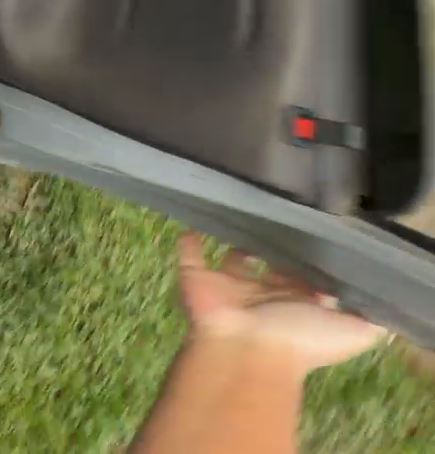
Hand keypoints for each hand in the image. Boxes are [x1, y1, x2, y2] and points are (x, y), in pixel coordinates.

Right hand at [174, 232, 384, 372]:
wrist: (247, 345)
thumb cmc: (301, 337)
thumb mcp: (355, 330)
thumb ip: (369, 314)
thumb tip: (376, 295)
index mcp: (300, 306)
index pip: (310, 282)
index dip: (314, 266)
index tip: (316, 242)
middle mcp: (266, 295)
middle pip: (272, 269)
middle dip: (275, 252)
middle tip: (278, 224)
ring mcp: (229, 286)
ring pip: (232, 260)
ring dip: (234, 244)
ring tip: (239, 219)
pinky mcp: (197, 277)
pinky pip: (188, 255)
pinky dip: (188, 241)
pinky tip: (193, 225)